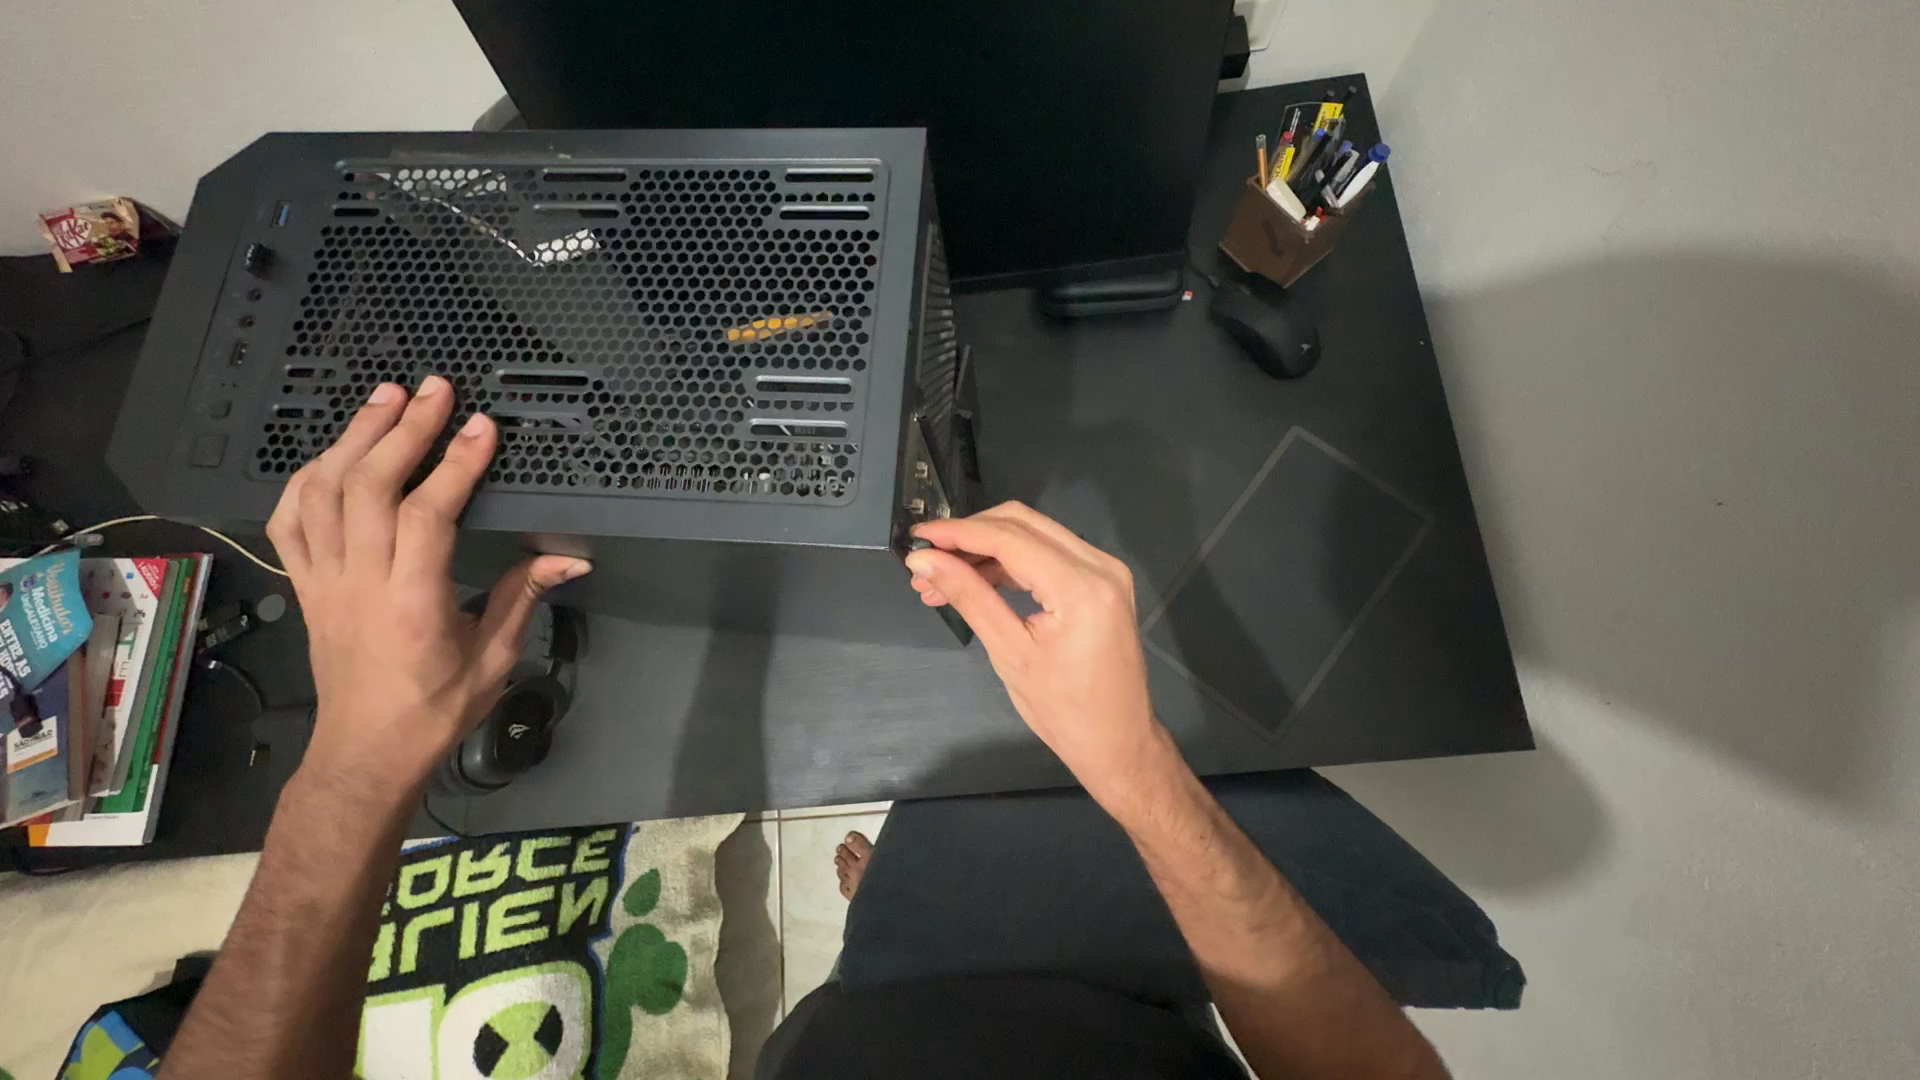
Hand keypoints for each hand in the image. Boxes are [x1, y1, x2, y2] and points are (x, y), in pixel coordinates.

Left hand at [266, 376, 590, 789]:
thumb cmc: (439, 707)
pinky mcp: (305, 583)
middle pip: (367, 488)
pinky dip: (310, 476)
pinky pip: (291, 519)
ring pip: (323, 492)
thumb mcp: (496, 657)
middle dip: (401, 430)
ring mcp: (321, 579)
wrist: (366, 749)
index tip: (482, 427)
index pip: (429, 515)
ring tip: (386, 398)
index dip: (456, 466)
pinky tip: (334, 452)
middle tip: (433, 390)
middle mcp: (358, 581)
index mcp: (412, 600)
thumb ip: (525, 597)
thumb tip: (572, 558)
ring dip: (353, 438)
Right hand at [904, 502, 1173, 802]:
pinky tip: (974, 582)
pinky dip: (1009, 564)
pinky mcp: (1101, 581)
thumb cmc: (1064, 710)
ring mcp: (1104, 570)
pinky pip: (1048, 554)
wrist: (1118, 742)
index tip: (917, 537)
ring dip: (985, 550)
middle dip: (969, 537)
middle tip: (926, 561)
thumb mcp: (1010, 653)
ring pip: (1033, 534)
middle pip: (1022, 524)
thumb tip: (923, 560)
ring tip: (940, 579)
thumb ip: (968, 596)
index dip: (958, 533)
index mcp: (1080, 586)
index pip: (1009, 537)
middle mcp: (1099, 565)